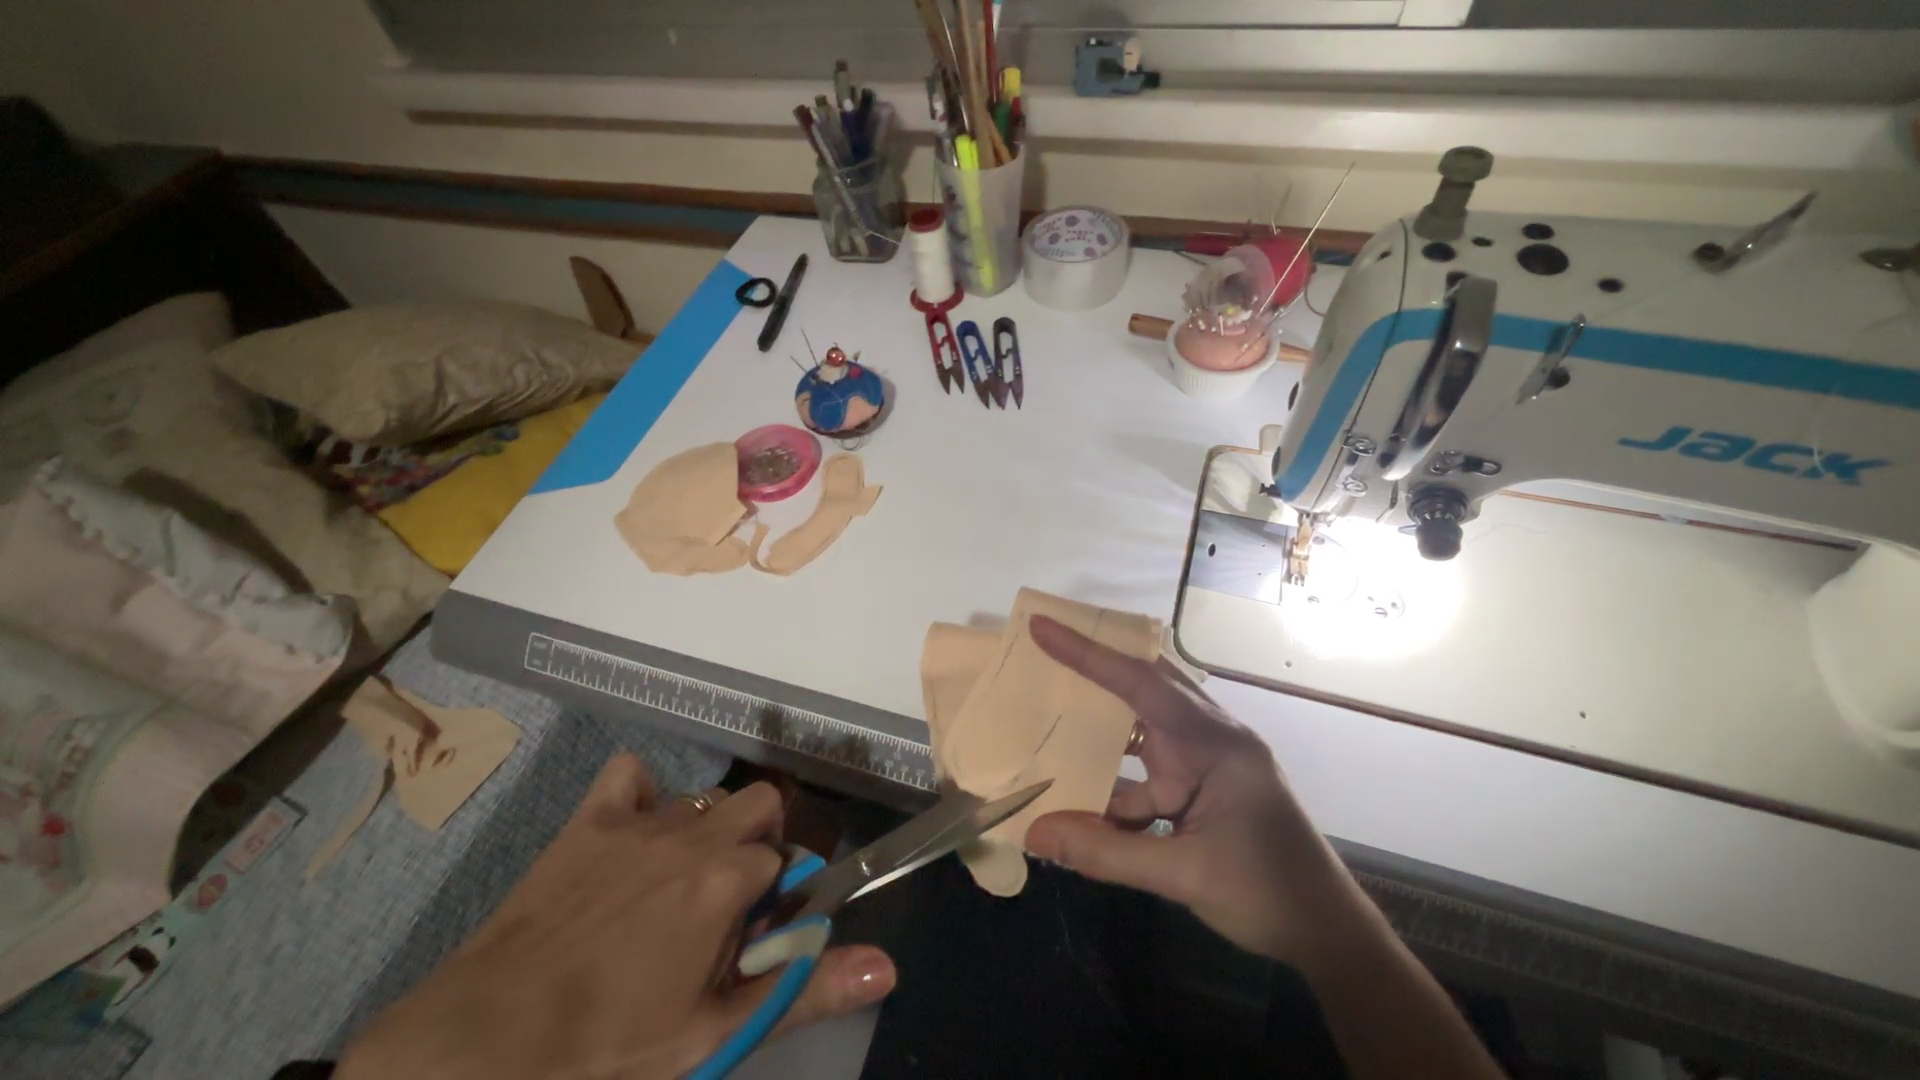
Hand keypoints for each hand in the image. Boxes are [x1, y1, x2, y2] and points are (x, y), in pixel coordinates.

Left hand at [338, 755, 894, 1079]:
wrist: (490, 1036)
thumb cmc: (610, 1041)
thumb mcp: (715, 1027)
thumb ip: (805, 988)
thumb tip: (890, 964)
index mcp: (728, 880)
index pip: (786, 862)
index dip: (781, 896)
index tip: (760, 931)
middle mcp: (693, 835)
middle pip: (760, 805)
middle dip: (759, 843)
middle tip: (729, 902)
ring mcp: (639, 822)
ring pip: (704, 798)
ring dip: (708, 829)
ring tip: (679, 884)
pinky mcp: (590, 820)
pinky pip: (631, 775)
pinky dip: (643, 795)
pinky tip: (634, 835)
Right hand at [1022, 616, 1375, 968]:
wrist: (1326, 932)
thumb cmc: (1268, 892)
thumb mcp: (1184, 874)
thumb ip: (1106, 852)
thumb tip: (1034, 832)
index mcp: (1216, 743)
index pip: (1142, 683)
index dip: (1088, 654)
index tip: (1042, 626)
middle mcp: (1209, 740)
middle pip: (1144, 689)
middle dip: (1094, 669)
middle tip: (1041, 650)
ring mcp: (1204, 766)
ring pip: (1140, 735)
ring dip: (1099, 734)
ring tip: (1047, 718)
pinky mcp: (1198, 793)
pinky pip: (1144, 778)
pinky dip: (1112, 790)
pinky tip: (1077, 806)